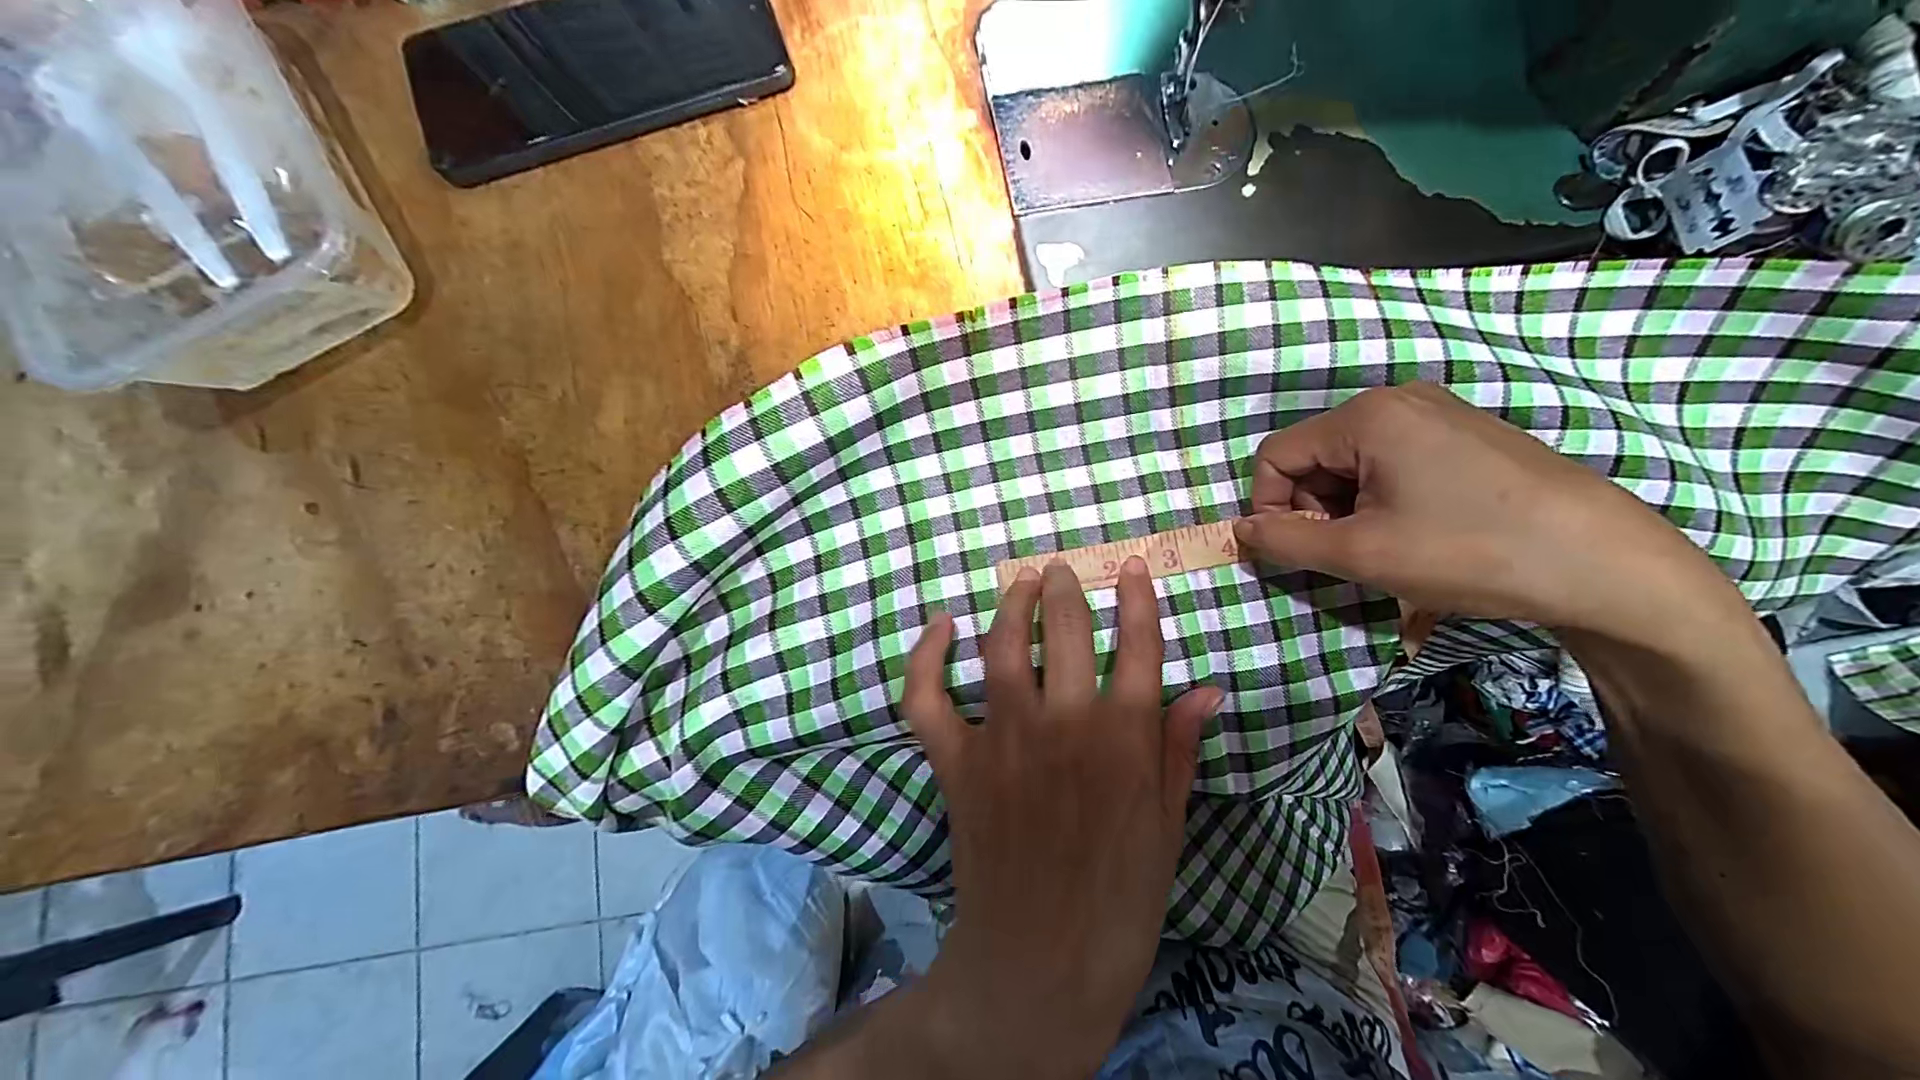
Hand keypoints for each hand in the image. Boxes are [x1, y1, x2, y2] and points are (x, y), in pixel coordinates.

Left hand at [901, 559, 1220, 1076]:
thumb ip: (1179, 749)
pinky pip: (929, 698)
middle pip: (1066, 630)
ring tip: (1020, 583)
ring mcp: (1005, 740)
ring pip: (1004, 649)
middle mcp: (1065, 726)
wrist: (1040, 963)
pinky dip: (926, 658)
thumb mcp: (1167, 826)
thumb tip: (1205, 688)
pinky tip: (941, 626)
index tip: (1132, 568)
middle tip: (1061, 571)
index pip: (1138, 646)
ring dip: (1011, 605)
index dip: (1137, 600)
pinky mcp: (957, 763)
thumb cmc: (1118, 899)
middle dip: (1065, 590)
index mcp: (1125, 740)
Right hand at [1232, 382, 1748, 648]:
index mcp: (1366, 416)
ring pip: (1353, 464)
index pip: (1276, 455)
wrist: (1605, 564)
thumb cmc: (1468, 551)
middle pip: (1315, 457)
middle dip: (1313, 508)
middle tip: (1346, 554)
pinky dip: (1383, 501)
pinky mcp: (1468, 438)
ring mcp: (1440, 416)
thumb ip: (1284, 539)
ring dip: (1347, 510)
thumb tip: (1240, 531)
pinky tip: (1418, 535)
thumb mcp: (1360, 553)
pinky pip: (1395, 464)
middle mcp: (1399, 401)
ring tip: (1385, 550)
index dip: (1268, 505)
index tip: (1297, 549)